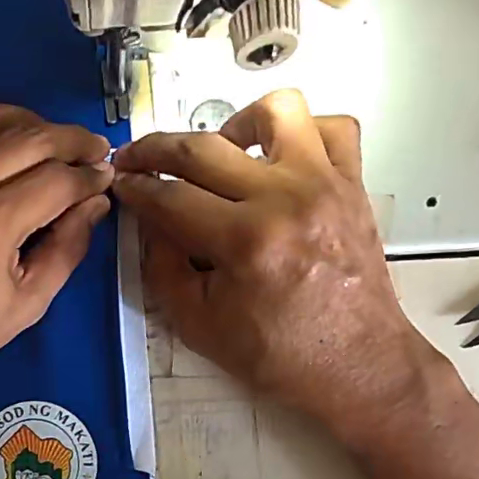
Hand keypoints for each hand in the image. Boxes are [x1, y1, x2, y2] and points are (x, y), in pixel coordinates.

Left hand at [0, 101, 112, 398]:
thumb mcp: (27, 304)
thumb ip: (68, 248)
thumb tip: (95, 201)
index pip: (56, 179)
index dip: (90, 176)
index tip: (105, 177)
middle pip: (29, 137)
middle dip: (72, 139)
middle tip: (93, 148)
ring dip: (28, 123)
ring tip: (49, 140)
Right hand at [113, 89, 440, 430]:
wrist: (357, 366)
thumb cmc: (280, 356)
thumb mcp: (198, 325)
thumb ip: (162, 268)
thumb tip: (151, 222)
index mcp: (245, 241)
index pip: (171, 197)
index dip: (136, 189)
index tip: (122, 184)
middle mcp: (286, 200)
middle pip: (203, 148)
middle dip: (155, 149)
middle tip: (138, 159)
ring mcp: (325, 185)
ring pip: (276, 112)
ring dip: (232, 123)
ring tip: (218, 151)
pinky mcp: (352, 186)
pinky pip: (332, 127)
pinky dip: (299, 131)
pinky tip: (275, 157)